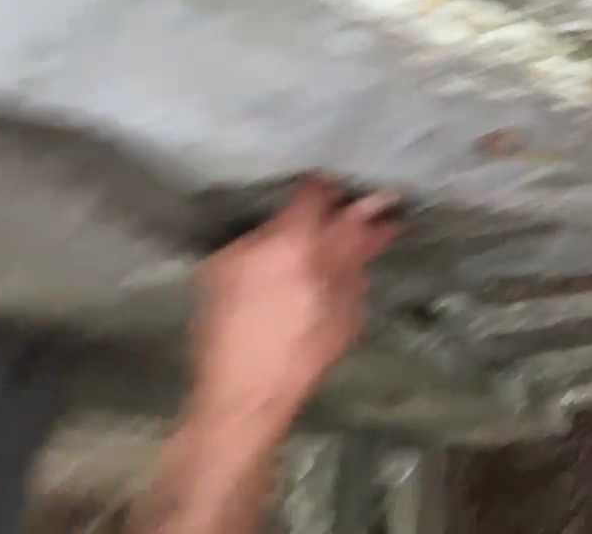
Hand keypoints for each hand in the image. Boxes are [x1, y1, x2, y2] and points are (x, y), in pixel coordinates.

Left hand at [190, 177, 401, 424]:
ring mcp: (226, 260)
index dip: (345, 191)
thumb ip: (356, 249)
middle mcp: (251, 242)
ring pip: (278, 233)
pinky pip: (258, 252)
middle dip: (330, 220)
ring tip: (328, 261)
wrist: (239, 401)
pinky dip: (282, 256)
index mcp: (288, 242)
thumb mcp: (345, 299)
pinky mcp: (212, 280)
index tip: (368, 201)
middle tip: (359, 232)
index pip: (316, 189)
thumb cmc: (305, 352)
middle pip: (297, 211)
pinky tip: (298, 279)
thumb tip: (378, 215)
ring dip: (305, 240)